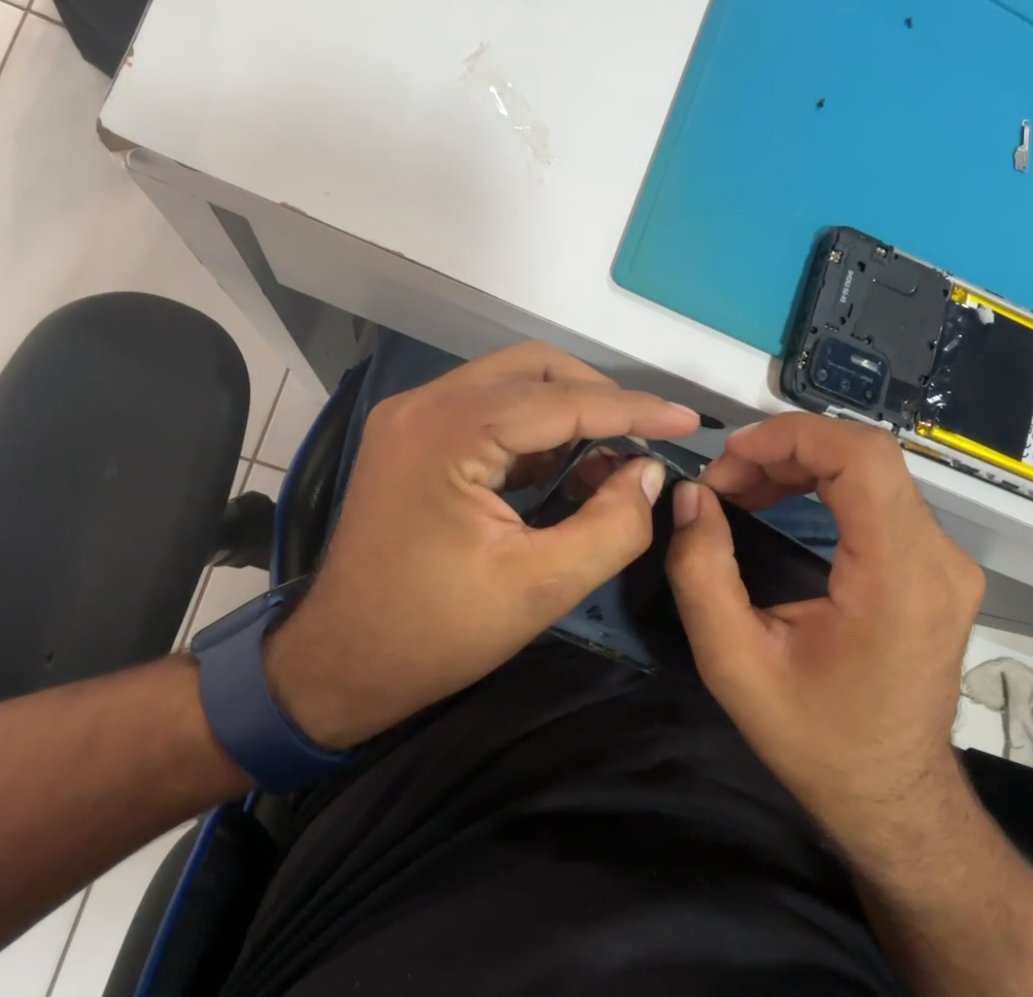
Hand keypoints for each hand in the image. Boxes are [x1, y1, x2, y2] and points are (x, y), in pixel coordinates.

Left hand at [265, 342, 699, 748]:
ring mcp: (408, 419)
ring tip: (613, 458)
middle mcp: (423, 406)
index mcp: (449, 432)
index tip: (690, 420)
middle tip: (647, 438)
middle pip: (531, 370)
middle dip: (597, 398)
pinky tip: (563, 468)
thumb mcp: (541, 587)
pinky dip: (529, 431)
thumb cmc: (437, 631)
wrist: (342, 662)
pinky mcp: (407, 441)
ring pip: (507, 385)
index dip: (634, 409)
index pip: (561, 400)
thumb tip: (650, 473)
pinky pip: (482, 413)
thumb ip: (612, 525)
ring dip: (564, 412)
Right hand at [665, 413, 983, 840]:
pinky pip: (883, 500)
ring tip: (742, 493)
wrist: (889, 794)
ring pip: (875, 473)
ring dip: (802, 467)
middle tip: (723, 485)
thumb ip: (702, 573)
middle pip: (867, 457)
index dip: (792, 435)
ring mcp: (947, 564)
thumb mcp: (734, 663)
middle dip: (785, 452)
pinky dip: (825, 489)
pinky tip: (781, 506)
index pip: (862, 457)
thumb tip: (692, 498)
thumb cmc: (814, 738)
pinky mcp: (938, 571)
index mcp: (898, 577)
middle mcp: (938, 559)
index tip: (730, 457)